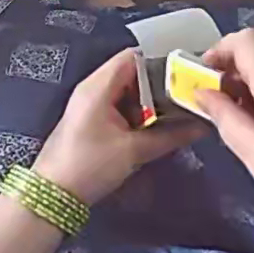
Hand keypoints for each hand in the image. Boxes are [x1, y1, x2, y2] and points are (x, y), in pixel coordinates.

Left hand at [30, 48, 205, 204]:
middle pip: (131, 72)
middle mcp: (93, 87)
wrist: (52, 196)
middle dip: (159, 83)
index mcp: (99, 86)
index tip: (185, 74)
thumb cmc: (91, 166)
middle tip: (186, 95)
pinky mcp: (90, 119)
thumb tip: (201, 126)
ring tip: (177, 110)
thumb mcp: (134, 151)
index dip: (160, 61)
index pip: (133, 57)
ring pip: (126, 90)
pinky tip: (155, 125)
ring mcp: (89, 103)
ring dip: (149, 100)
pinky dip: (136, 111)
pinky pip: (118, 104)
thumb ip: (170, 136)